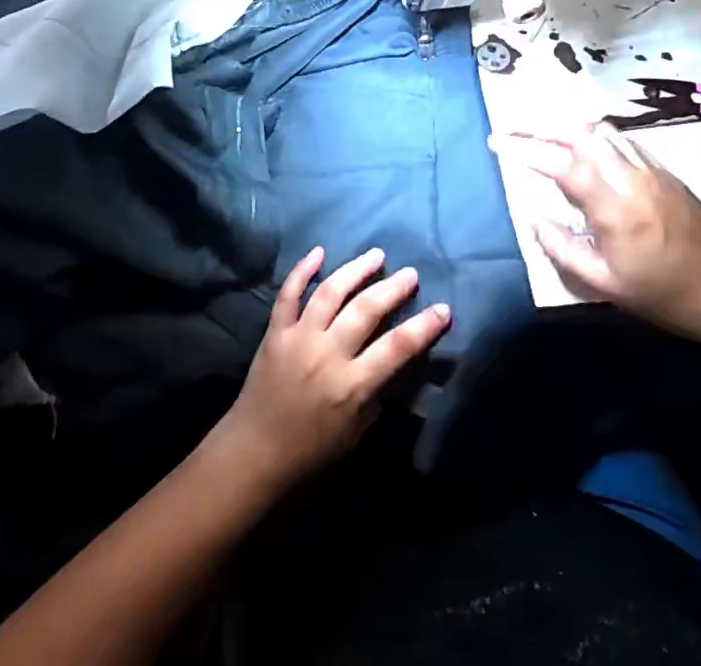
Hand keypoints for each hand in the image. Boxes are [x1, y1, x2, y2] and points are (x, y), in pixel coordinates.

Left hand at [208, 247, 450, 486]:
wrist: (257, 449)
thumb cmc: (313, 448)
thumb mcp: (358, 430)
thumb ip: (377, 392)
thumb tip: (392, 361)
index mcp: (353, 385)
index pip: (398, 347)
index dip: (424, 326)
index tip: (443, 308)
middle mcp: (327, 354)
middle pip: (366, 310)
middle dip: (392, 288)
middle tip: (411, 273)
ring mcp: (298, 338)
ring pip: (329, 293)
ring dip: (355, 270)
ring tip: (376, 255)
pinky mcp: (274, 332)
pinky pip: (288, 294)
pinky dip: (302, 270)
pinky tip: (318, 252)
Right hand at [514, 122, 700, 345]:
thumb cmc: (666, 296)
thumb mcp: (604, 284)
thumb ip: (563, 249)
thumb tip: (533, 220)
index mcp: (617, 210)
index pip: (564, 165)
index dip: (526, 149)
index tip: (496, 142)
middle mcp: (637, 181)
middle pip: (584, 136)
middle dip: (542, 129)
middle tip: (512, 134)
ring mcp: (656, 173)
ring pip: (606, 134)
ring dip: (567, 130)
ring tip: (540, 138)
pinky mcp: (668, 175)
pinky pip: (624, 143)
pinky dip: (594, 139)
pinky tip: (581, 150)